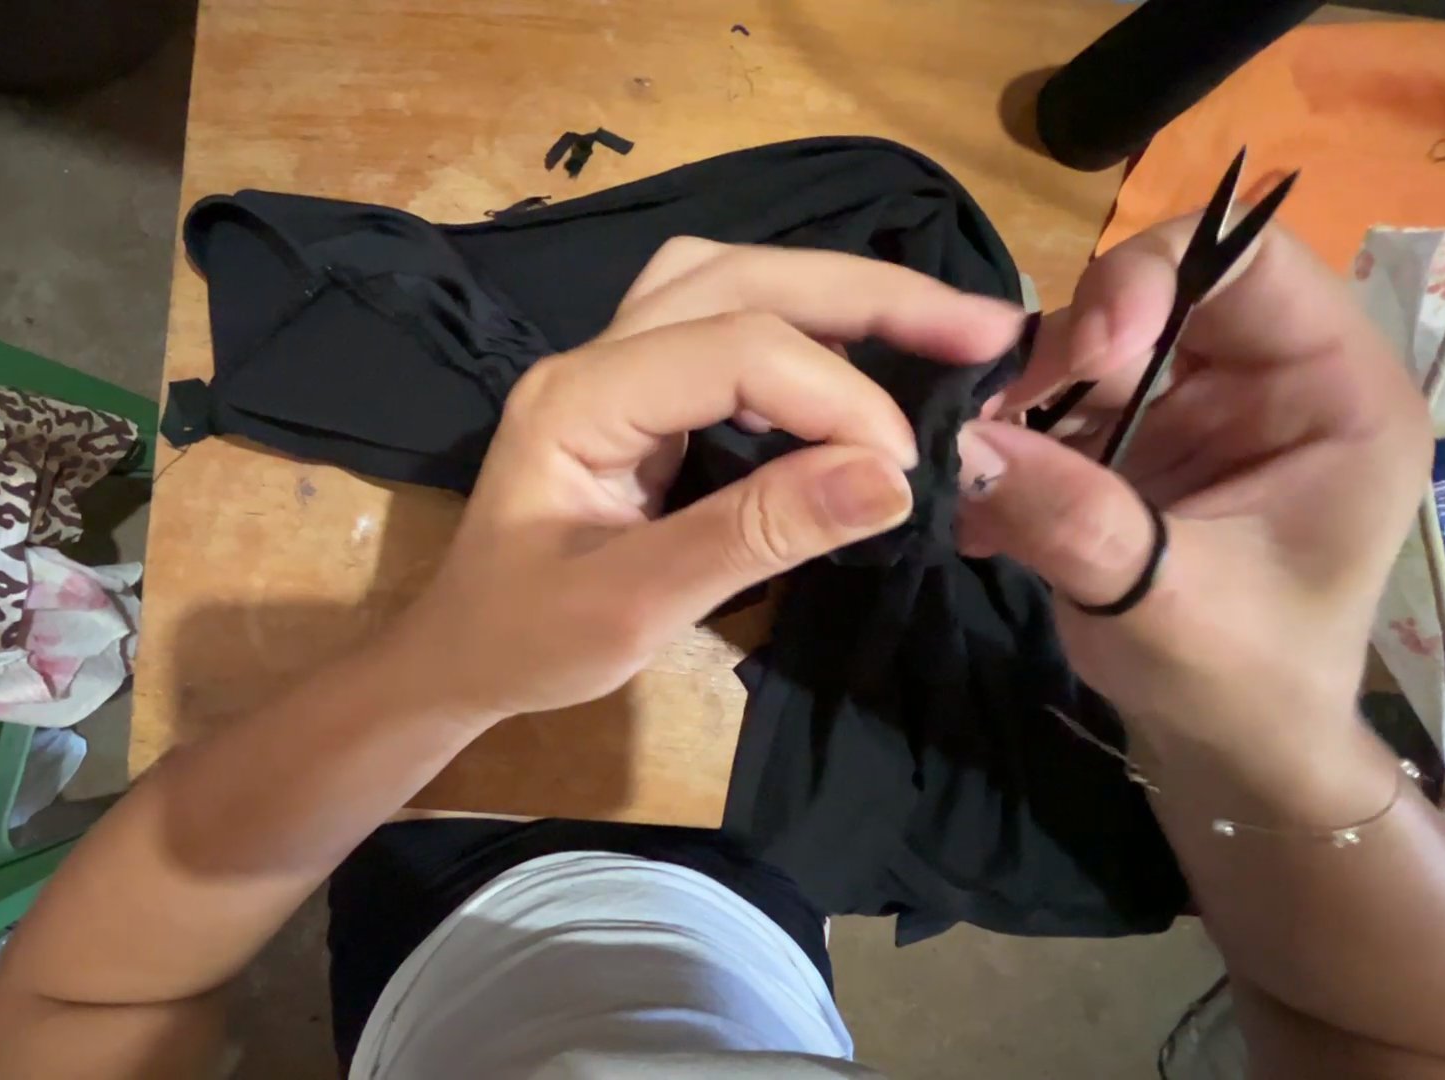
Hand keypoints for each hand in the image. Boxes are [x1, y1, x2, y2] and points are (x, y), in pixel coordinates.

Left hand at [389, 239, 1024, 719]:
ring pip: (725, 284)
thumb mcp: (634, 606)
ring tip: (926, 327)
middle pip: (734, 278)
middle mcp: (590, 362)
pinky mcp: (628, 402)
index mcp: (576, 400)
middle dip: (863, 296)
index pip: (730, 350)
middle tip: (980, 326)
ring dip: (828, 298)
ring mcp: (606, 374)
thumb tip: (888, 478)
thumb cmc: (526, 641)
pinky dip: (792, 337)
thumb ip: (751, 535)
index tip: (899, 473)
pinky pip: (715, 332)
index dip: (834, 397)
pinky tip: (844, 363)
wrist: (465, 653)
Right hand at [958, 219, 1429, 765]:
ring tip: (970, 486)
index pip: (1247, 267)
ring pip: (1071, 367)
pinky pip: (1040, 423)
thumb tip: (961, 443)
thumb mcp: (1160, 597)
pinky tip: (979, 519)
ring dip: (1008, 417)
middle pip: (1138, 308)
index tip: (1071, 364)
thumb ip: (1068, 515)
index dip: (1148, 284)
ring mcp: (1175, 419)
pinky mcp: (1116, 455)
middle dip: (1050, 364)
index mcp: (1323, 395)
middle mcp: (1249, 387)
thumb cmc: (1237, 676)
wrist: (1216, 738)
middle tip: (985, 430)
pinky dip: (997, 459)